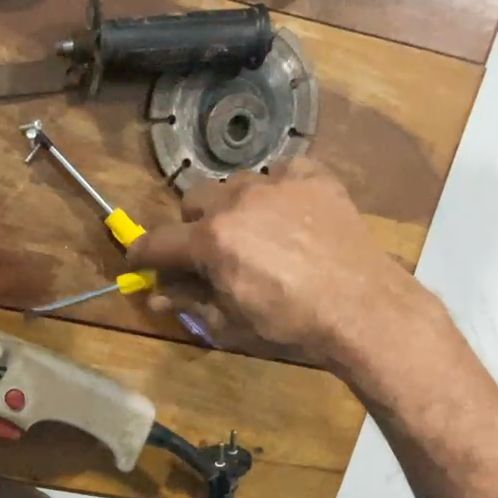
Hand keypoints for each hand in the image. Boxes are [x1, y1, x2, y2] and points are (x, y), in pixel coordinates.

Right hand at [129, 158, 446, 373]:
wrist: (360, 307)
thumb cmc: (289, 324)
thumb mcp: (230, 323)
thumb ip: (189, 303)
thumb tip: (157, 296)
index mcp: (212, 241)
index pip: (158, 241)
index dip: (141, 254)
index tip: (137, 264)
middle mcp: (238, 201)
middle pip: (194, 201)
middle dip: (192, 227)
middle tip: (208, 255)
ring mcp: (278, 183)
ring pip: (235, 184)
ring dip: (233, 207)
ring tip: (253, 234)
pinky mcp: (314, 177)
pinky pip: (281, 173)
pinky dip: (276, 192)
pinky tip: (289, 217)